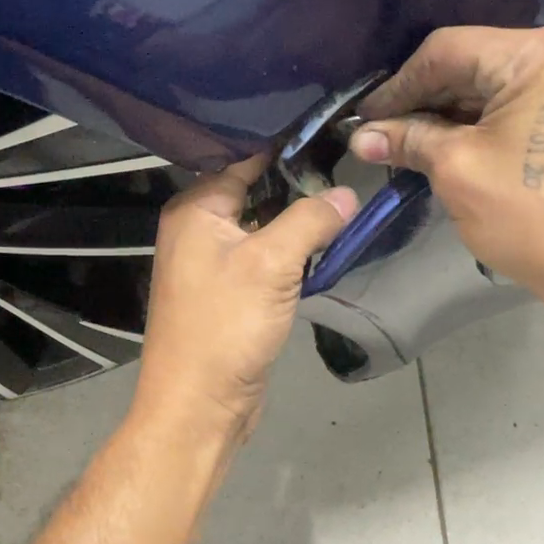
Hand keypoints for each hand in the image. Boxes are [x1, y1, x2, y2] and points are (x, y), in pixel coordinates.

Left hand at [135, 158, 355, 439]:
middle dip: (296, 184)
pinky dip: (289, 251)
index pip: (243, 160)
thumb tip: (347, 191)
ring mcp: (211, 262)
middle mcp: (197, 228)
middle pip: (253, 190)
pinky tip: (324, 244)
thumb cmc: (225, 326)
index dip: (285, 149)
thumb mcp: (272, 264)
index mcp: (195, 209)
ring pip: (261, 226)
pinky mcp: (228, 292)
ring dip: (297, 220)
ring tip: (346, 200)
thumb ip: (310, 220)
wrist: (198, 406)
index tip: (331, 137)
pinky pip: (262, 257)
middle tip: (348, 169)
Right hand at [350, 26, 543, 306]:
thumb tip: (360, 135)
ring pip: (503, 82)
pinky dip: (491, 120)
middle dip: (427, 99)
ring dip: (456, 111)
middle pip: (478, 61)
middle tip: (384, 133)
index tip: (364, 119)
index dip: (399, 85)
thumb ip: (408, 140)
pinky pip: (531, 99)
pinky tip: (459, 143)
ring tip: (415, 143)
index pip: (448, 50)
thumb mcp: (458, 171)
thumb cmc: (537, 220)